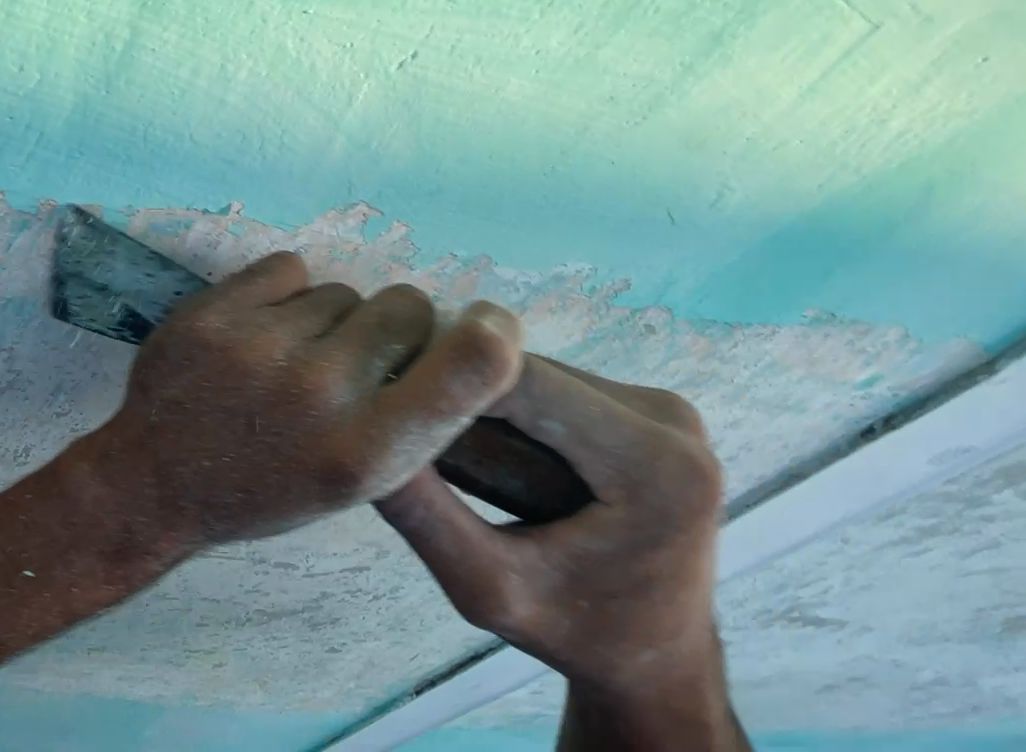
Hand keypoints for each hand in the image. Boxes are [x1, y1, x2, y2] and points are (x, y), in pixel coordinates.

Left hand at [80, 252, 525, 547]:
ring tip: (289, 357)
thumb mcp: (355, 483)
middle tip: (351, 360)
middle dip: (391, 328)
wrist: (155, 480)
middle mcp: (320, 391)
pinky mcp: (213, 311)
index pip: (471, 367)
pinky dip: (284, 291)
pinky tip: (260, 327)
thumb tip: (456, 333)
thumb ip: (409, 415)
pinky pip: (288, 267)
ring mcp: (260, 344)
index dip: (491, 335)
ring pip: (341, 290)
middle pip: (405, 307)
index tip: (487, 325)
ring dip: (329, 317)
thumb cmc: (265, 488)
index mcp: (367, 453)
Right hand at [376, 357, 741, 746]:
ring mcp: (660, 407)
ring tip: (427, 426)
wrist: (654, 660)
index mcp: (654, 464)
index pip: (521, 378)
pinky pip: (550, 381)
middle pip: (526, 366)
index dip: (446, 373)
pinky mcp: (644, 408)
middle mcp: (669, 419)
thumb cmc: (573, 633)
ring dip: (475, 389)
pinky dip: (502, 399)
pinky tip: (472, 433)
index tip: (384, 392)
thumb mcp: (482, 588)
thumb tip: (356, 434)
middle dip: (457, 384)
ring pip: (532, 367)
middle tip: (395, 413)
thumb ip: (423, 513)